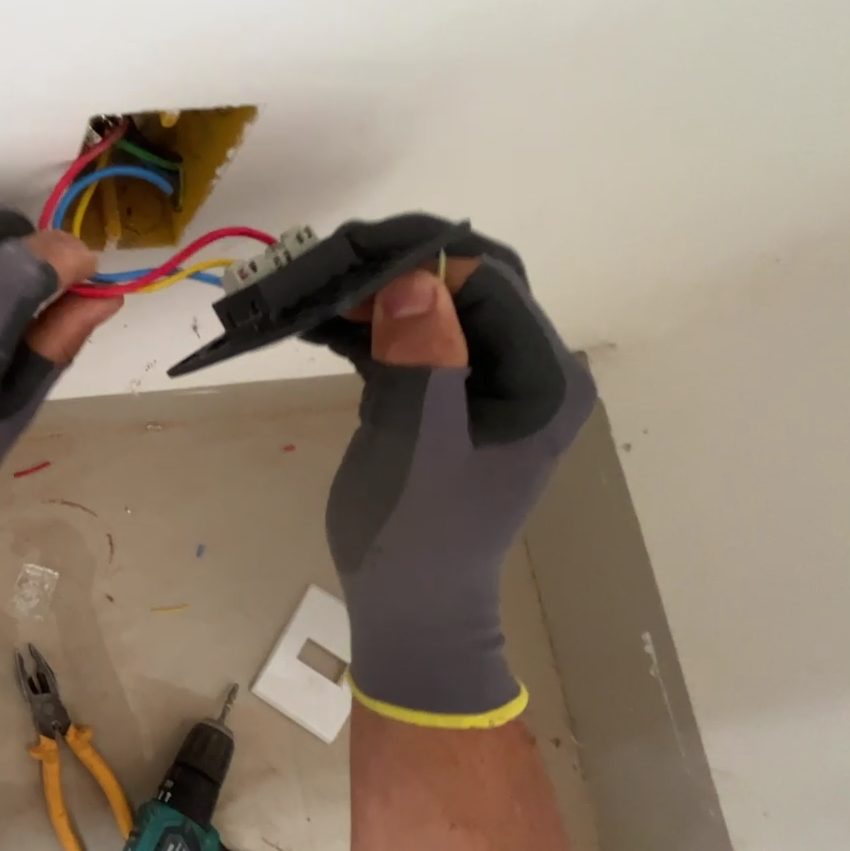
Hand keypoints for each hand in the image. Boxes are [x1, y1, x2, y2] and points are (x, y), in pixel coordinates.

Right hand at [303, 214, 594, 726]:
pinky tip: (314, 322)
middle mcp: (519, 370)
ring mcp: (476, 384)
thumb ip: (422, 360)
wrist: (409, 600)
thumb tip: (414, 278)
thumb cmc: (419, 533)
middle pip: (464, 288)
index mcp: (541, 379)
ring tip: (308, 287)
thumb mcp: (418, 445)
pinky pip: (403, 345)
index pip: (490, 287)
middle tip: (327, 260)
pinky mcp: (435, 399)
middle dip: (397, 266)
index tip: (349, 250)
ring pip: (427, 312)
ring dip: (371, 295)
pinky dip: (362, 330)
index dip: (423, 258)